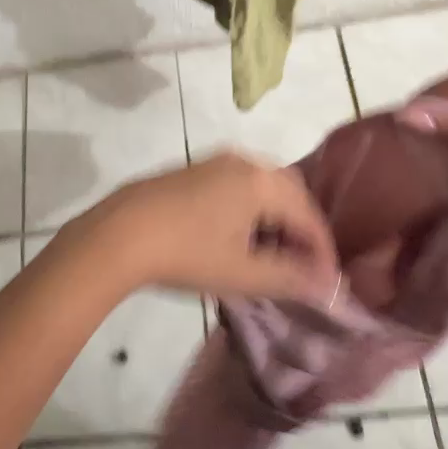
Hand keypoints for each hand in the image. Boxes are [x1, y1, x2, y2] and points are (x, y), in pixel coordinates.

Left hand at [82, 151, 339, 301]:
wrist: (119, 232)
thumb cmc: (187, 254)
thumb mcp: (243, 274)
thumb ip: (290, 278)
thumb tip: (326, 284)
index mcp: (261, 181)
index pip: (309, 215)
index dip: (323, 252)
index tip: (328, 287)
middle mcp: (244, 161)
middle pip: (290, 192)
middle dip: (302, 230)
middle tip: (305, 268)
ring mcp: (216, 162)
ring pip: (264, 187)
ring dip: (277, 220)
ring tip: (274, 259)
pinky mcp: (194, 170)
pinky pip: (240, 186)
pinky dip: (253, 211)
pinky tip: (241, 240)